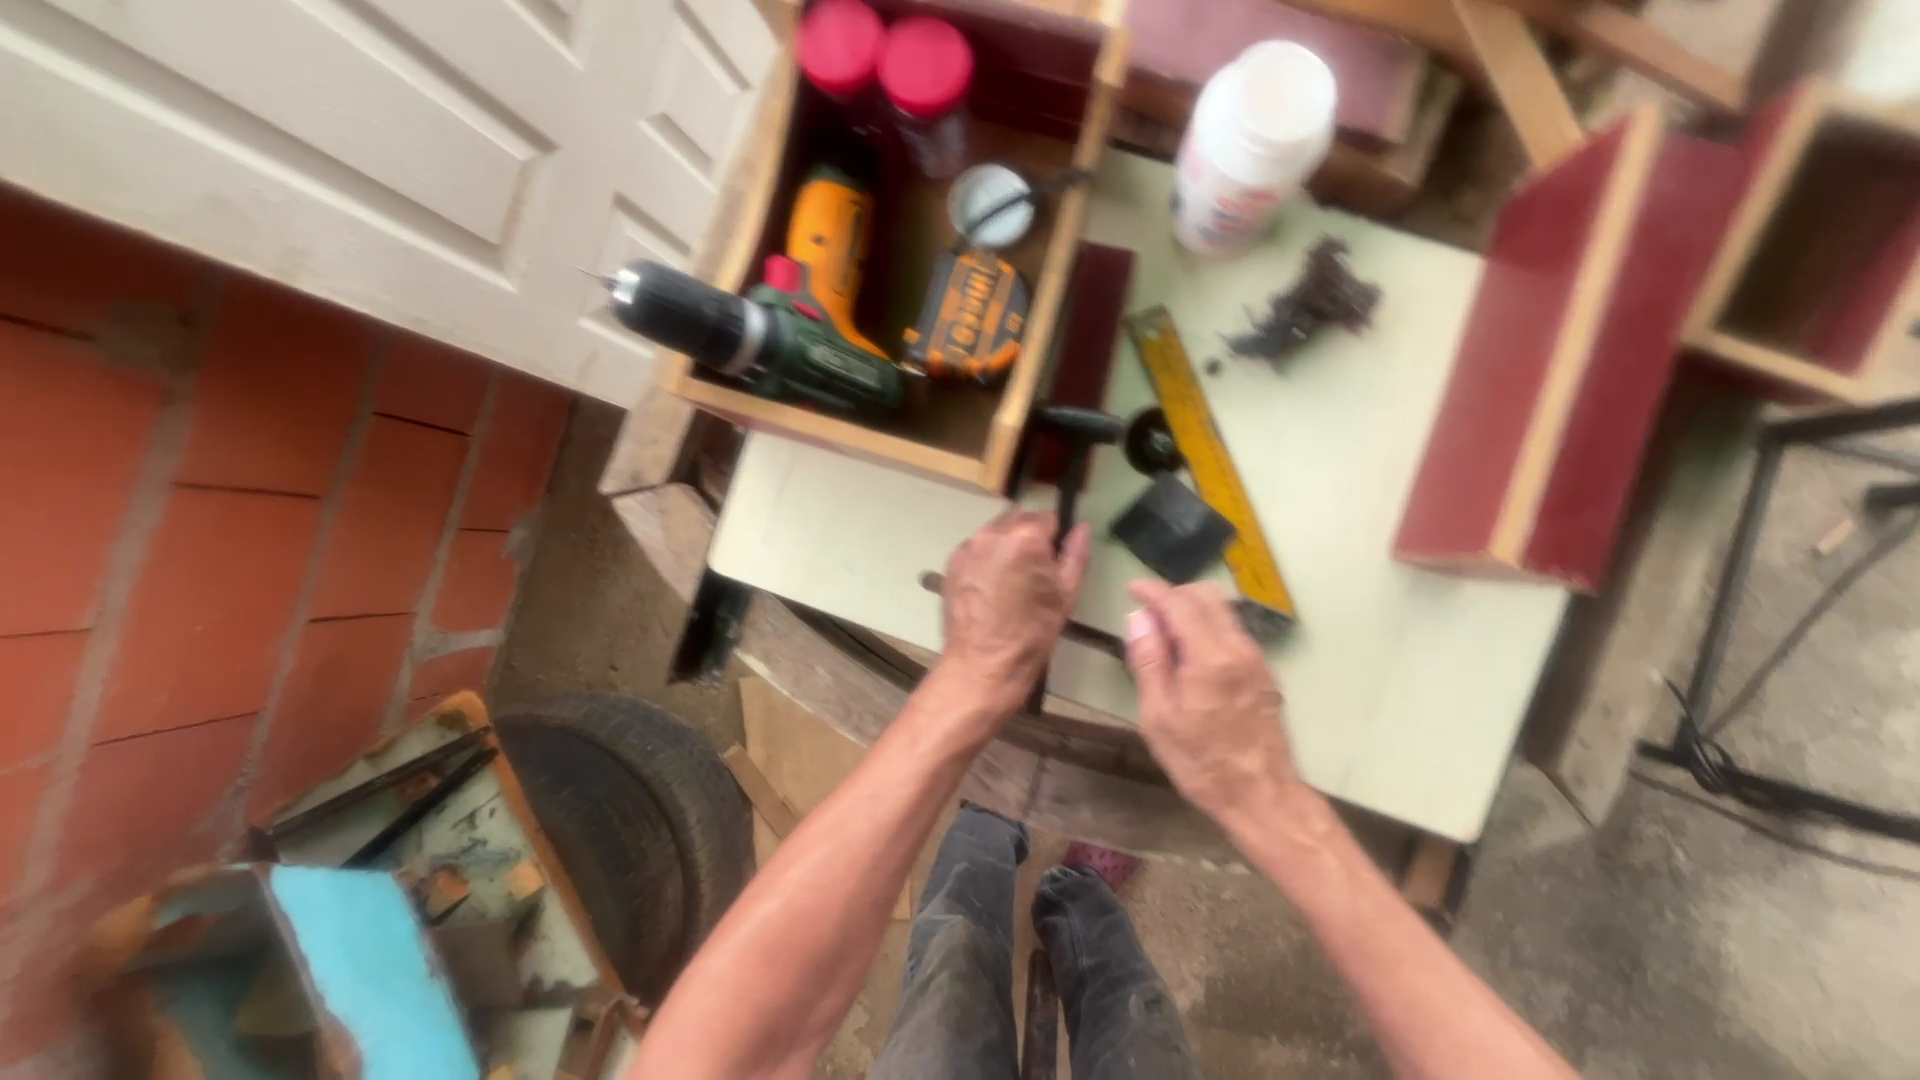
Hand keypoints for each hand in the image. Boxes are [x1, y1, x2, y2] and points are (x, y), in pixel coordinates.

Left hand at [940, 510, 1091, 711]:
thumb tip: (1082, 527)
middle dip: (1029, 536)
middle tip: (1033, 570)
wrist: (984, 662)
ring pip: (995, 532)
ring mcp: (969, 547)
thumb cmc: (1033, 631)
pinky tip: (990, 586)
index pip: (1048, 517)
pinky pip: (976, 548)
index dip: (1055, 536)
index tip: (1053, 559)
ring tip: (1010, 580)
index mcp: (1026, 537)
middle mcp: (993, 533)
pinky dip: (986, 558)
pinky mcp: (952, 563)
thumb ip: (1076, 554)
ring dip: (1006, 545)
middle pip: (1019, 518)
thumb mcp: (1066, 594)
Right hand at [1125, 580, 1299, 827]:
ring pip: (1224, 611)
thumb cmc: (1201, 763)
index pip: (1179, 603)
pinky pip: (1233, 632)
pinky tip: (1192, 654)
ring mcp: (1256, 660)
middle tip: (1148, 613)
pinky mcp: (1264, 673)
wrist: (1262, 795)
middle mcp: (1239, 649)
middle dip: (1174, 594)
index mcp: (1210, 658)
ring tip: (1166, 634)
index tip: (1133, 588)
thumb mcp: (1159, 718)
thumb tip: (1140, 619)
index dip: (1153, 590)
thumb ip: (1149, 662)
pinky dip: (1209, 626)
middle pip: (1207, 596)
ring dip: (1193, 608)